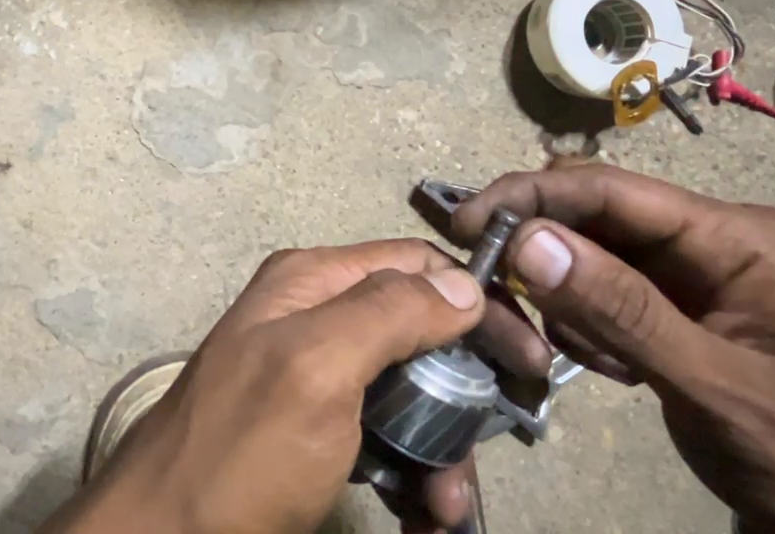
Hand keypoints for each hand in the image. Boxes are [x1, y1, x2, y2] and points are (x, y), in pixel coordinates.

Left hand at [43, 240, 486, 533]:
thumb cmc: (243, 447)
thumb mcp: (316, 366)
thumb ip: (386, 313)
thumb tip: (462, 283)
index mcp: (312, 281)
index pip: (415, 264)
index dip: (477, 303)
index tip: (530, 360)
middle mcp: (314, 316)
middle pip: (418, 330)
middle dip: (462, 389)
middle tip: (494, 442)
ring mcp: (315, 376)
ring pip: (408, 390)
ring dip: (443, 444)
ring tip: (448, 502)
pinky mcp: (316, 431)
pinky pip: (383, 435)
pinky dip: (413, 471)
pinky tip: (423, 511)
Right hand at [452, 165, 774, 533]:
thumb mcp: (720, 389)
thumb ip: (622, 311)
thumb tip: (528, 240)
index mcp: (737, 236)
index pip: (611, 189)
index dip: (532, 197)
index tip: (467, 225)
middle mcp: (712, 238)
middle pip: (595, 214)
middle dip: (542, 247)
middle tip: (498, 292)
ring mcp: (696, 273)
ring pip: (592, 254)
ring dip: (567, 296)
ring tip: (590, 359)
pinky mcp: (681, 307)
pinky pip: (607, 292)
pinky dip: (587, 323)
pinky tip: (612, 368)